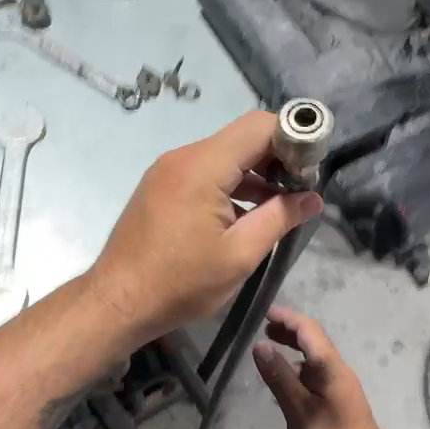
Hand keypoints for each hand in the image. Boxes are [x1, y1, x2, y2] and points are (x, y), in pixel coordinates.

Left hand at [85, 112, 323, 340]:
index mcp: (202, 166)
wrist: (117, 302)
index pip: (259, 125)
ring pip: (223, 157)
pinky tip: (246, 216)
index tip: (311, 170)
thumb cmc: (180, 283)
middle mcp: (182, 157)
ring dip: (254, 176)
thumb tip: (312, 199)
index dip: (293, 139)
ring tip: (279, 209)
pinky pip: (203, 173)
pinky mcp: (159, 188)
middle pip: (242, 139)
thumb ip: (279, 218)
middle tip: (301, 193)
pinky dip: (229, 186)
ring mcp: (167, 171)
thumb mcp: (240, 255)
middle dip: (277, 159)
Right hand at [251, 305, 398, 428]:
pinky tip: (283, 377)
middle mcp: (338, 369)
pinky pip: (316, 371)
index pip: (308, 329)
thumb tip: (259, 346)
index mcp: (331, 367)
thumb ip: (279, 377)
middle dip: (288, 329)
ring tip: (268, 347)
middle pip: (313, 339)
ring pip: (315, 356)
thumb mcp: (298, 410)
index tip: (264, 312)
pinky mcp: (339, 396)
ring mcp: (340, 382)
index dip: (287, 317)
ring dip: (293, 347)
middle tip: (262, 327)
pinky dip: (298, 366)